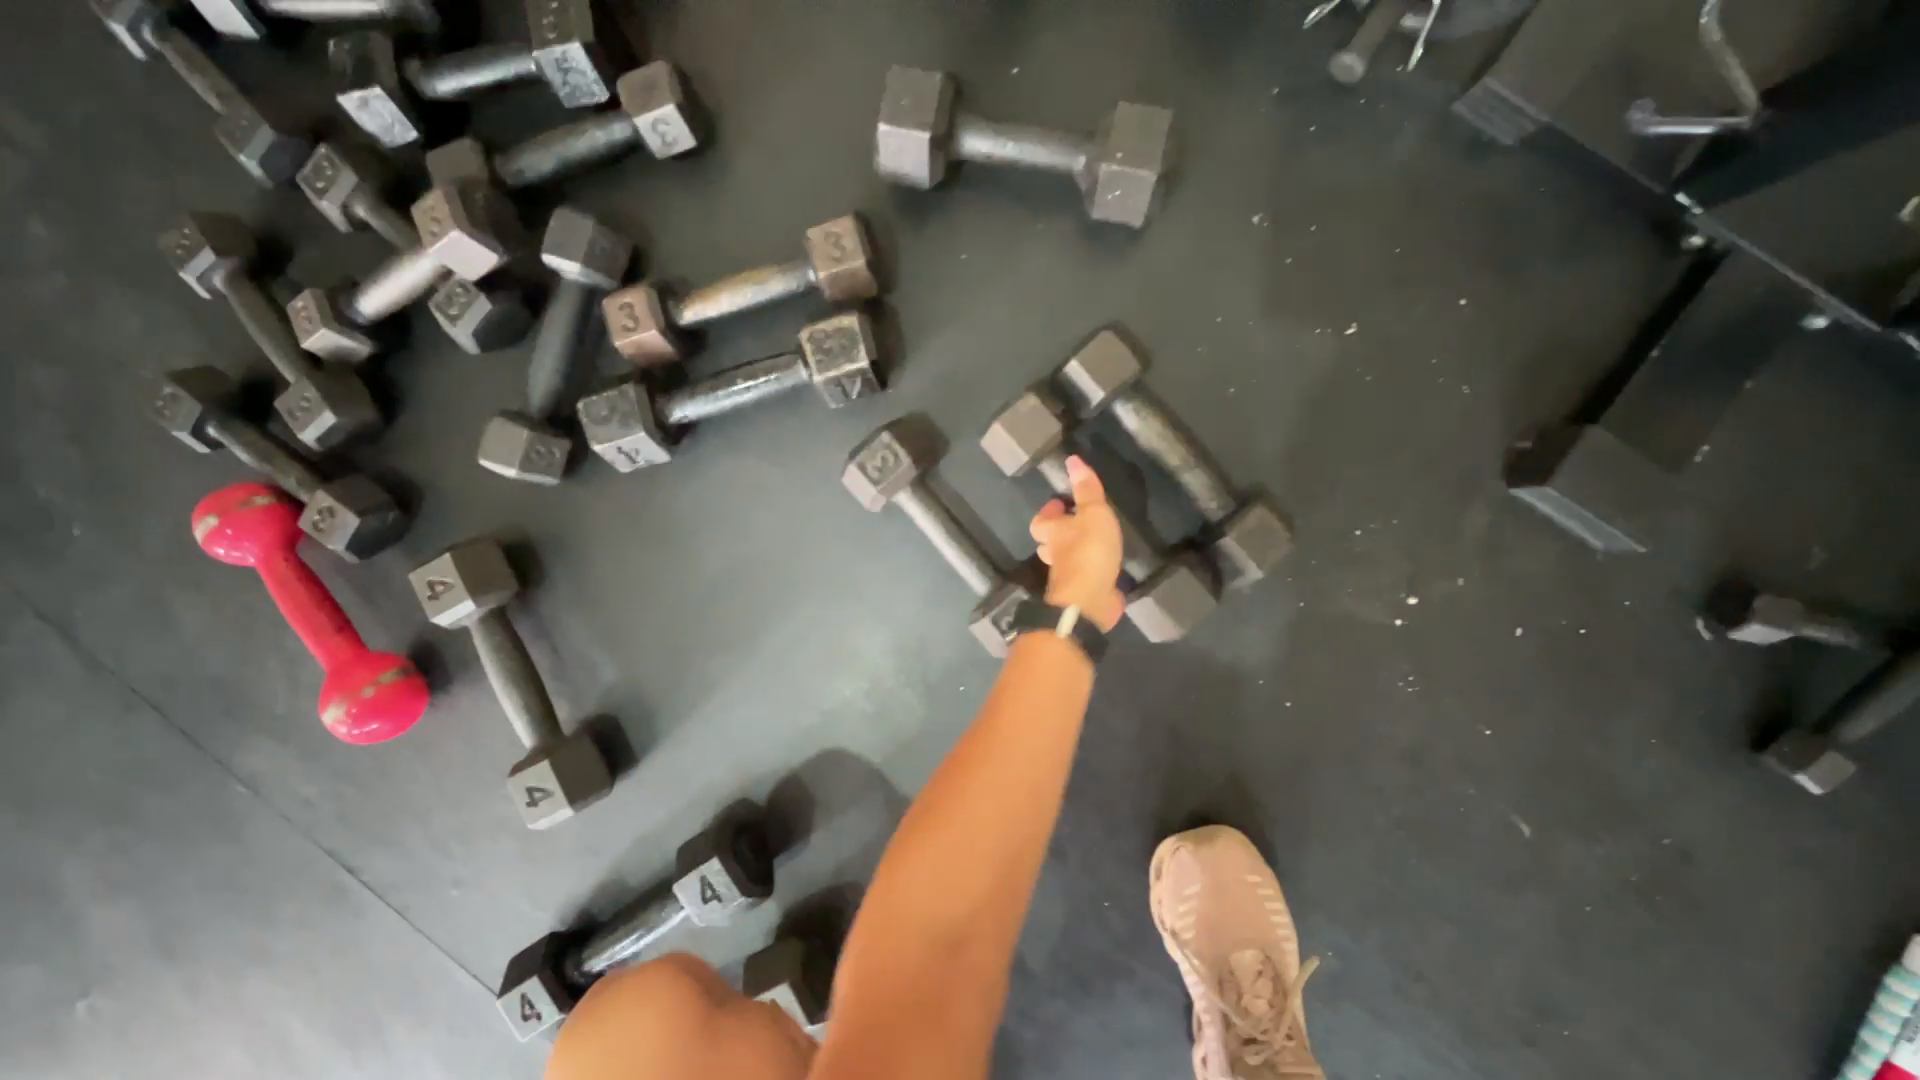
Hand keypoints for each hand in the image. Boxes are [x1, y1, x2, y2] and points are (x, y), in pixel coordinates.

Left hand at [1029, 455, 1125, 632]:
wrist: (1090, 600)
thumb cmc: (1088, 551)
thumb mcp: (1093, 513)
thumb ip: (1085, 489)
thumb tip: (1072, 459)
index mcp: (1053, 533)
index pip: (1040, 521)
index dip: (1048, 512)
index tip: (1060, 503)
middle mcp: (1055, 555)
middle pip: (1048, 543)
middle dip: (1058, 534)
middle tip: (1074, 524)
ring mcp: (1068, 577)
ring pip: (1065, 561)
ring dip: (1074, 553)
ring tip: (1093, 543)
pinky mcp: (1083, 593)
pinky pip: (1084, 578)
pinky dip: (1091, 571)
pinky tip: (1105, 567)